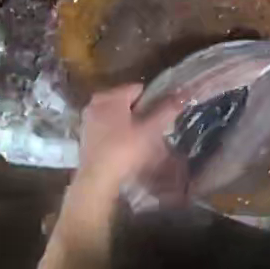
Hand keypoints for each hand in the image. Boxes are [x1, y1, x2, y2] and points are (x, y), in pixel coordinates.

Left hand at [58, 86, 179, 247]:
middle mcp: (95, 103)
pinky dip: (117, 132)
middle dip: (141, 111)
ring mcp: (88, 120)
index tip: (163, 114)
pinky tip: (126, 146)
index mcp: (109, 97)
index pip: (138, 88)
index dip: (154, 99)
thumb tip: (184, 94)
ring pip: (116, 114)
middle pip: (126, 101)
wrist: (98, 179)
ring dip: (129, 122)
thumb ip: (167, 110)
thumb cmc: (125, 150)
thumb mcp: (150, 130)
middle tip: (154, 127)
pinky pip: (107, 126)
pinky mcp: (85, 136)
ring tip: (142, 138)